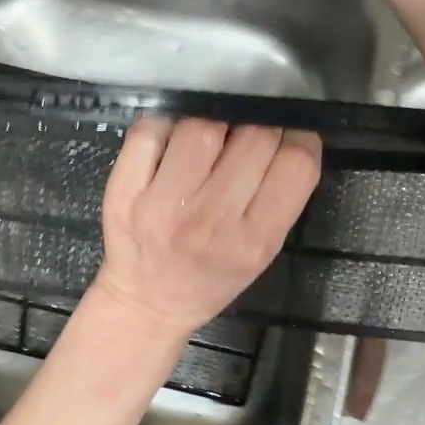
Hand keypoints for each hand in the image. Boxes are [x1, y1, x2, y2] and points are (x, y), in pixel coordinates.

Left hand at [91, 118, 321, 341]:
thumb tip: (289, 130)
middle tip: (246, 138)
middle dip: (257, 126)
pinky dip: (165, 124)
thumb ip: (281, 198)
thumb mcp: (263, 252)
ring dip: (212, 121)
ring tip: (211, 139)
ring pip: (203, 127)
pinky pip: (151, 131)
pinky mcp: (125, 191)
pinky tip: (172, 141)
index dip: (300, 137)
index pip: (296, 164)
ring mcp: (163, 205)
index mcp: (255, 240)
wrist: (148, 303)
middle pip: (254, 137)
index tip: (289, 134)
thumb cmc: (212, 277)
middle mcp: (210, 221)